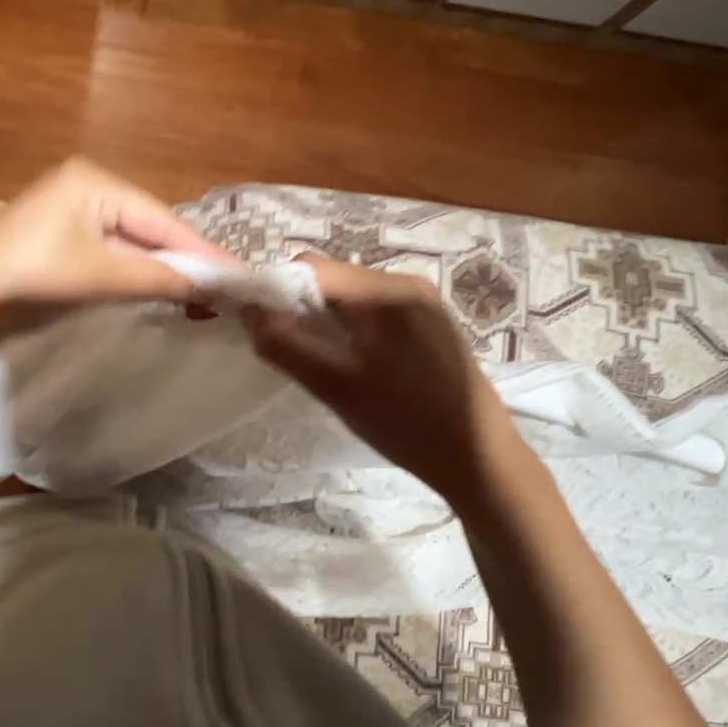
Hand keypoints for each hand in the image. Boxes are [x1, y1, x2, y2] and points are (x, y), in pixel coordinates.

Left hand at [0, 159, 235, 338]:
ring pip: (126, 242)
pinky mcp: (56, 238)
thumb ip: (154, 279)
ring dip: (155, 268)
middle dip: (179, 259)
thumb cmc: (33, 276)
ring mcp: (67, 212)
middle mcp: (83, 187)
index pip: (159, 216)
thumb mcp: (100, 277)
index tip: (236, 270)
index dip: (198, 247)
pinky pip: (106, 251)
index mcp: (93, 182)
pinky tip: (156, 288)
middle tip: (222, 286)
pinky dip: (129, 272)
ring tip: (199, 292)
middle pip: (145, 227)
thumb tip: (201, 286)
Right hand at [243, 255, 526, 500]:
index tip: (257, 326)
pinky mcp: (430, 323)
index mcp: (384, 291)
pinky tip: (354, 364)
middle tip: (289, 350)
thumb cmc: (403, 421)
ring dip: (323, 319)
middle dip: (298, 306)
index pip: (310, 267)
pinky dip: (350, 328)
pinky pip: (373, 311)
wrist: (479, 459)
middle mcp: (406, 283)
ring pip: (350, 296)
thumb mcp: (332, 386)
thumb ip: (283, 343)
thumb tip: (247, 309)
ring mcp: (423, 302)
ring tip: (321, 362)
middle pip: (330, 278)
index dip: (273, 290)